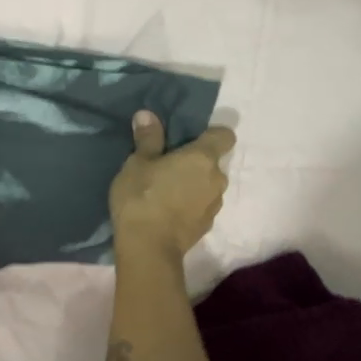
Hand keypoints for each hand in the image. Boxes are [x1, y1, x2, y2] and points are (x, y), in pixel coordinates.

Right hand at [108, 111, 235, 260]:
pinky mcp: (208, 223)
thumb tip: (148, 114)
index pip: (224, 135)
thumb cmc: (141, 196)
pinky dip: (189, 204)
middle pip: (212, 163)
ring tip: (164, 192)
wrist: (149, 246)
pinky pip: (201, 205)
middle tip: (165, 168)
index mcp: (201, 157)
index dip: (210, 134)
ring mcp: (215, 202)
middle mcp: (217, 177)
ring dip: (192, 184)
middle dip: (193, 163)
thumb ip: (147, 140)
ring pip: (207, 185)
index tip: (188, 139)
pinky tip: (167, 210)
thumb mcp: (136, 164)